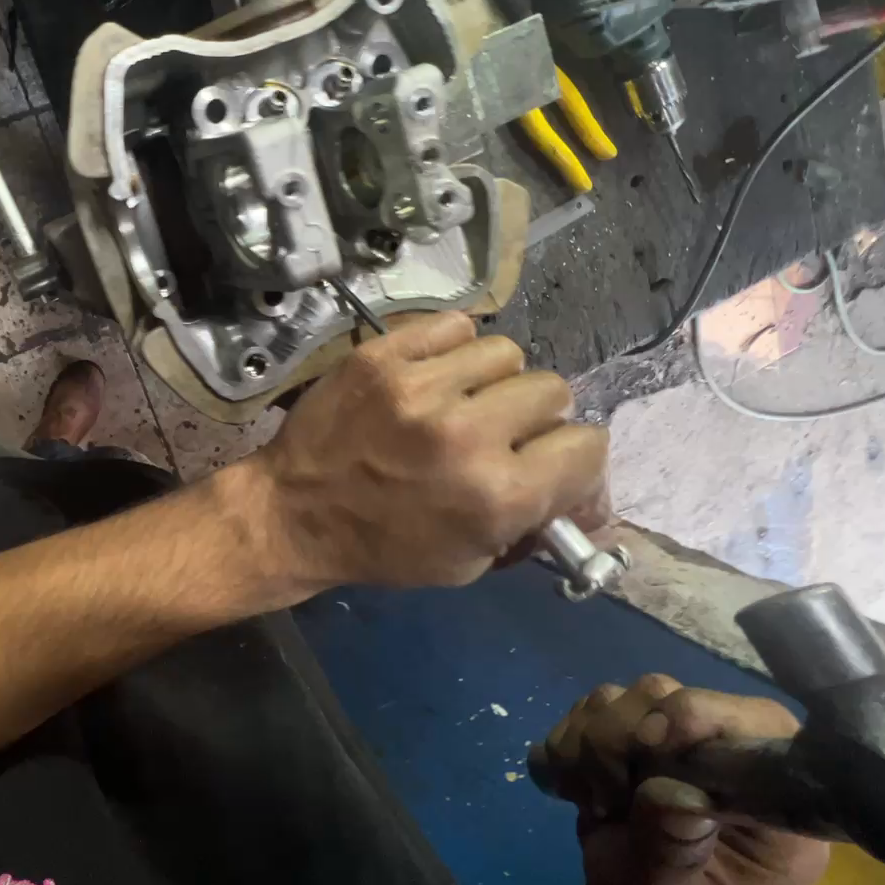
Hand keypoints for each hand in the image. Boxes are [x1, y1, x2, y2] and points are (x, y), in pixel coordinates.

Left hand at [246, 311, 609, 588]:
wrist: (293, 512)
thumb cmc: (382, 547)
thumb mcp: (470, 560)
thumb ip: (536, 518)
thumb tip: (591, 493)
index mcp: (497, 495)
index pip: (586, 445)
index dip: (571, 458)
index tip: (546, 461)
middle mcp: (466, 433)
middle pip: (551, 390)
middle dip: (534, 417)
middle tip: (499, 432)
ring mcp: (418, 387)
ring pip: (505, 352)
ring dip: (493, 380)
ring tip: (461, 400)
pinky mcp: (380, 356)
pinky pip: (453, 325)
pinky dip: (452, 347)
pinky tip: (433, 373)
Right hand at [545, 675, 829, 884]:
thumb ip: (675, 845)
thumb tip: (673, 787)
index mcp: (762, 800)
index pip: (756, 721)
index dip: (700, 714)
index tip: (650, 743)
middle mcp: (713, 756)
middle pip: (662, 696)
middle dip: (615, 737)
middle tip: (604, 798)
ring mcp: (659, 743)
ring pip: (612, 699)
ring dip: (582, 747)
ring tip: (589, 802)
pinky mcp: (613, 742)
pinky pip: (577, 714)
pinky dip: (560, 748)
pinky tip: (569, 790)